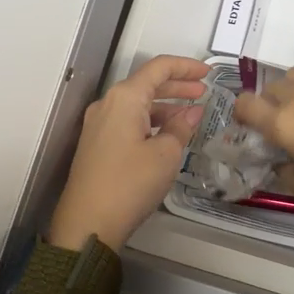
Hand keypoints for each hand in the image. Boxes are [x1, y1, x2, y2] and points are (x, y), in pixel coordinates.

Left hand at [48, 55, 209, 249]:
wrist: (85, 227)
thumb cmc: (129, 184)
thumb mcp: (165, 155)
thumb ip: (181, 127)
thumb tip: (192, 113)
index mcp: (125, 97)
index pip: (159, 67)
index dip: (186, 67)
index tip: (208, 74)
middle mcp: (108, 104)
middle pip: (147, 83)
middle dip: (177, 85)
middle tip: (203, 92)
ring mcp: (98, 124)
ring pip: (137, 103)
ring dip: (165, 105)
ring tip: (190, 116)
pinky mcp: (96, 144)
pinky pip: (128, 120)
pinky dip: (150, 120)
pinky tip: (166, 134)